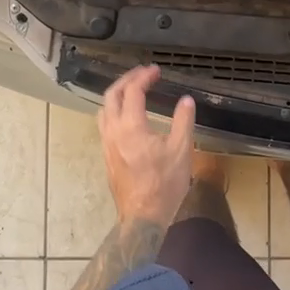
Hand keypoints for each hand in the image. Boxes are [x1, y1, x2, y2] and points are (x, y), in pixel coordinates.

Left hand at [100, 65, 197, 227]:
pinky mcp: (107, 156)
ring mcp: (107, 145)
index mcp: (131, 127)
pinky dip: (114, 110)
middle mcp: (113, 132)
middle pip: (112, 95)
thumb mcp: (182, 150)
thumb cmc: (164, 184)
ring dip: (117, 95)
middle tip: (143, 74)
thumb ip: (183, 120)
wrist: (143, 218)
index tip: (156, 71)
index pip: (133, 91)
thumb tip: (186, 100)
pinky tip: (128, 117)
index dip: (144, 77)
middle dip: (127, 80)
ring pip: (104, 110)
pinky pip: (105, 124)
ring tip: (133, 91)